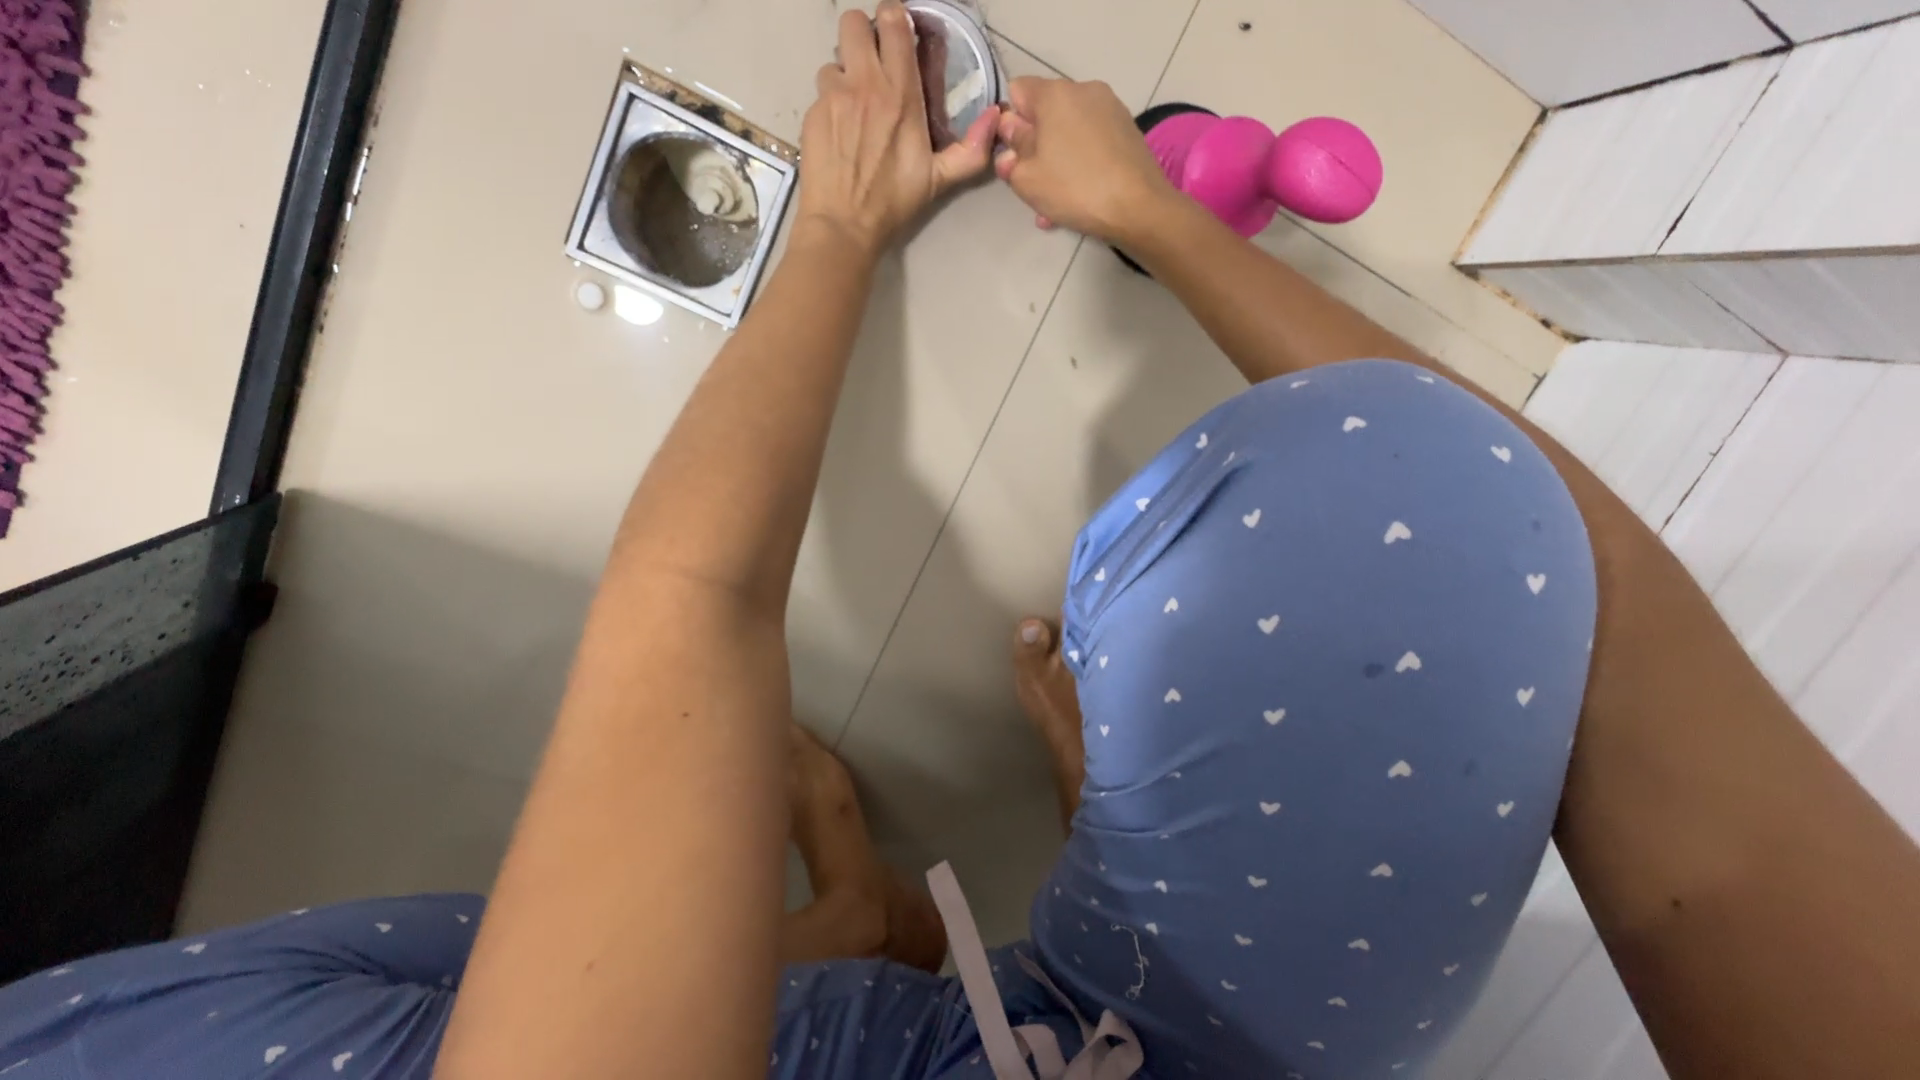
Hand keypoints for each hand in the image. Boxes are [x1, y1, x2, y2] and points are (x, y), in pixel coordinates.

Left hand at [795, 1, 997, 258]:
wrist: (844, 224)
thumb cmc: (893, 203)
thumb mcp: (939, 180)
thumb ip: (970, 150)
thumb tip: (995, 119)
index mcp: (900, 95)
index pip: (893, 25)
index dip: (895, 19)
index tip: (899, 32)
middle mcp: (864, 86)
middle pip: (853, 23)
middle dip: (864, 33)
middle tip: (872, 59)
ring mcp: (834, 97)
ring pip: (835, 59)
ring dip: (845, 73)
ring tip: (854, 102)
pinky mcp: (813, 113)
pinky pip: (822, 92)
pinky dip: (832, 103)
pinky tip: (840, 130)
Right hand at [993, 77, 1177, 243]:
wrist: (1138, 206)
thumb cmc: (1074, 188)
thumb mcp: (1026, 179)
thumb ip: (1010, 154)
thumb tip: (1010, 136)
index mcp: (1054, 93)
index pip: (1017, 91)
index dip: (1010, 122)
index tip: (1014, 152)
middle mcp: (1083, 90)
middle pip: (1046, 112)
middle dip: (1035, 144)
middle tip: (1035, 181)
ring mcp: (1110, 108)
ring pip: (1070, 131)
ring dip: (1058, 159)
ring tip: (1057, 197)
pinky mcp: (1127, 128)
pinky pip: (1092, 141)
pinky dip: (1082, 162)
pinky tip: (1081, 194)